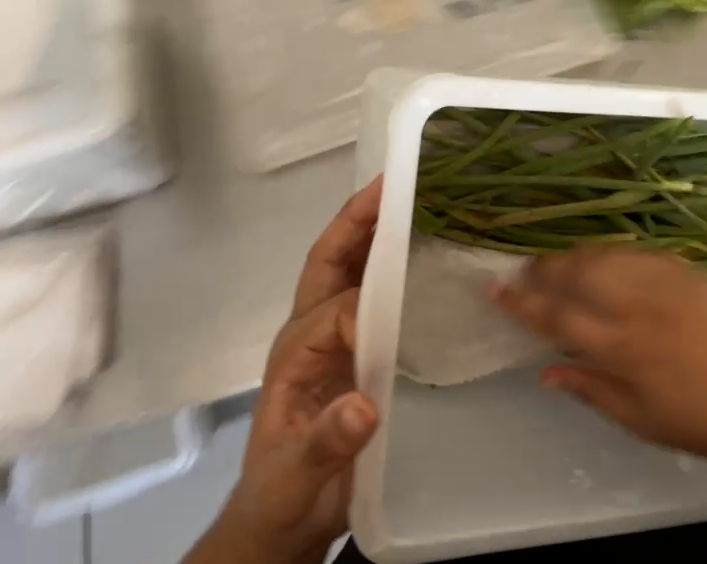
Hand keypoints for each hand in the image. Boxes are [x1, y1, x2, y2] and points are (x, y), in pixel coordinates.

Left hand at [195, 179, 382, 563]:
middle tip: (394, 185)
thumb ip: (324, 444)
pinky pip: (370, 296)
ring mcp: (331, 339)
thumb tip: (364, 406)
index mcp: (293, 354)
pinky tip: (424, 259)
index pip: (331, 312)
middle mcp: (309, 333)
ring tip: (413, 202)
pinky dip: (390, 267)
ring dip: (374, 233)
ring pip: (348, 271)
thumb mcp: (295, 478)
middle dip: (356, 222)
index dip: (362, 307)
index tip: (399, 311)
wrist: (283, 520)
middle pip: (329, 264)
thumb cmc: (283, 495)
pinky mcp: (353, 351)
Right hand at [491, 248, 706, 472]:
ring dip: (572, 256)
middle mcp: (640, 305)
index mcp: (625, 348)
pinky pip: (637, 253)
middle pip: (576, 273)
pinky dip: (610, 253)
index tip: (493, 290)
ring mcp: (667, 283)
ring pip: (604, 255)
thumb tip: (546, 370)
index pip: (557, 316)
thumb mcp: (644, 422)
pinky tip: (603, 261)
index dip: (521, 303)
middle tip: (520, 272)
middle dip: (541, 269)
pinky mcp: (691, 272)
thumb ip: (591, 389)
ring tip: (554, 264)